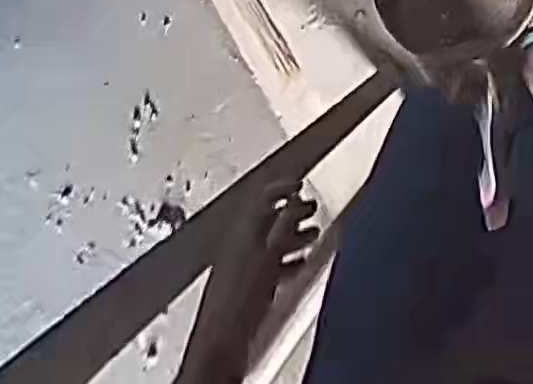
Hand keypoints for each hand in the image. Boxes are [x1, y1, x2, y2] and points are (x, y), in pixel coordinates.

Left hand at [177, 180, 319, 383]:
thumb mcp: (270, 254)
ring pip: (270, 241)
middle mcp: (240, 244)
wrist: (220, 348)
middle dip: (292, 211)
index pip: (263, 195)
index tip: (300, 184)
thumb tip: (295, 198)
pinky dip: (287, 259)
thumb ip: (284, 224)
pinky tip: (297, 265)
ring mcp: (241, 267)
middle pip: (268, 217)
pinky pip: (269, 263)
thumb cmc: (239, 301)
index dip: (283, 187)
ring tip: (312, 235)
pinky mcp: (245, 288)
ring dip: (292, 235)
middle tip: (311, 208)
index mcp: (243, 230)